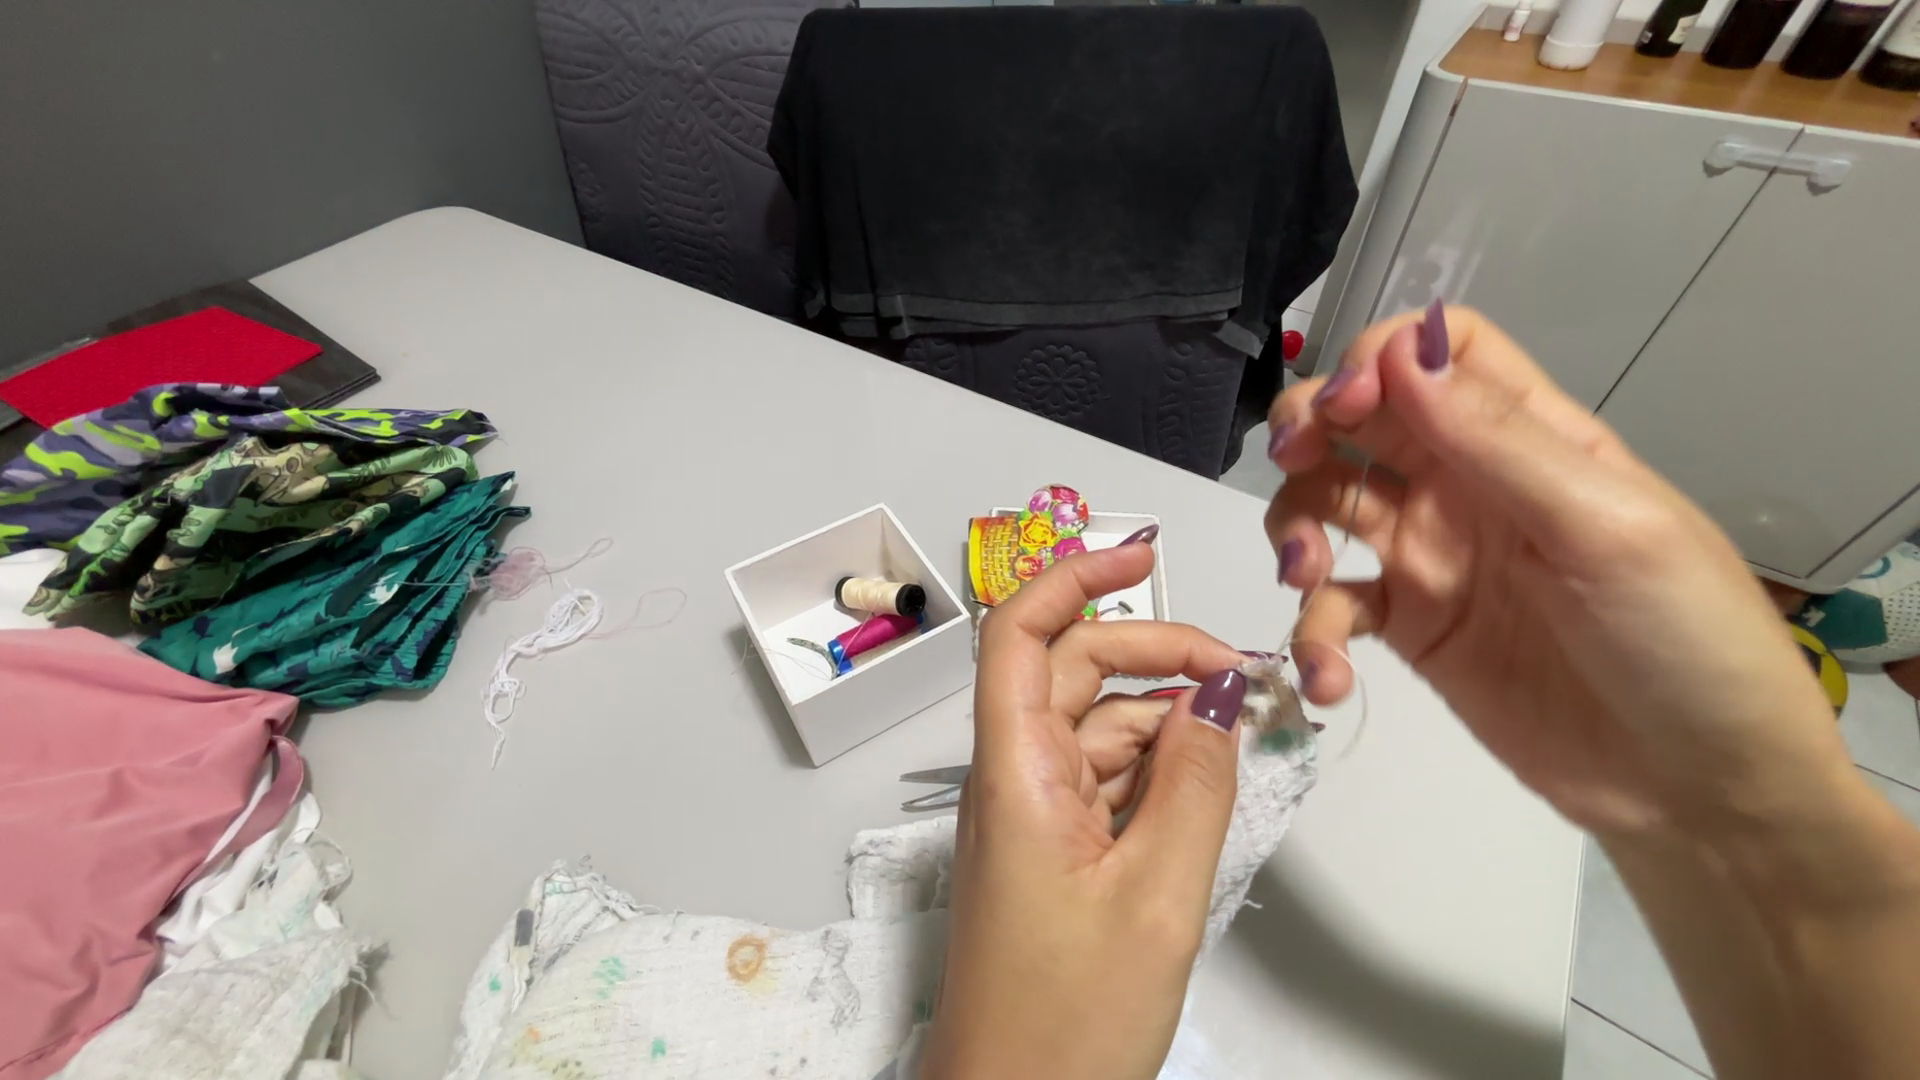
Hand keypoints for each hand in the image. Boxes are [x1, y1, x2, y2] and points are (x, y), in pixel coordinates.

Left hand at [922, 544, 1248, 1079]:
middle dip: (1154, 654)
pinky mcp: (1056, 838)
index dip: (1073, 578)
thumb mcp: (1156, 896)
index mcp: (1014, 765)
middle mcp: (1015, 768)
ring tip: (1239, 734)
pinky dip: (1157, 766)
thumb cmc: (1071, 1013)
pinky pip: (1107, 774)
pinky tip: (1205, 780)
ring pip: (1100, 722)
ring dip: (1165, 717)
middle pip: (1075, 669)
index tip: (1144, 557)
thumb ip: (1194, 785)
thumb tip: (1223, 695)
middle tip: (1239, 674)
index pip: (1020, 632)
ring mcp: (1035, 804)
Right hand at [1265, 304, 1856, 848]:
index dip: (1379, 359)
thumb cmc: (1679, 640)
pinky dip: (1310, 634)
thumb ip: (1497, 441)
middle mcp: (1461, 484)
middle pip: (1356, 420)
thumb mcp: (1605, 528)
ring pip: (1321, 502)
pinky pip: (1329, 605)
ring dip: (1291, 528)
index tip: (1347, 406)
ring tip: (1304, 579)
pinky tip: (1328, 678)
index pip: (1436, 355)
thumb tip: (1398, 355)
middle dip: (1306, 427)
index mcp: (1526, 439)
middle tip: (1292, 459)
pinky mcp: (1400, 623)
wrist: (1690, 789)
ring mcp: (1423, 554)